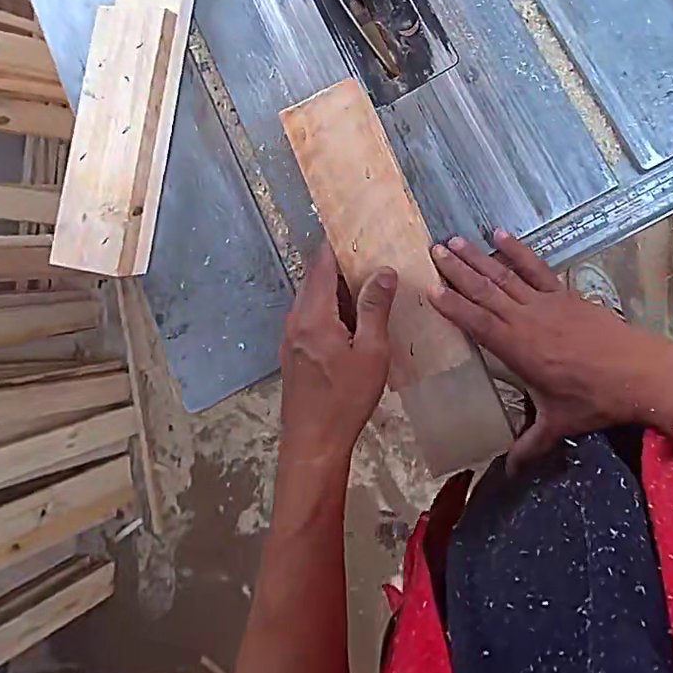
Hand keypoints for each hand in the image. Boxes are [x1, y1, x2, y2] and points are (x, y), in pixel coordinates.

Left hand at [278, 242, 393, 469]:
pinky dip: (329, 306)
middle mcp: (295, 322)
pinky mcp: (293, 354)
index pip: (321, 267)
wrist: (313, 444)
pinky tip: (350, 316)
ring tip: (364, 280)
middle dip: (337, 263)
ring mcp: (290, 339)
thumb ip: (375, 309)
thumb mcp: (371, 352)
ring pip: (311, 299)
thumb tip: (382, 272)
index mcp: (313, 317)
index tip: (350, 228)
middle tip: (367, 252)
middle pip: (313, 280)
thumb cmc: (346, 398)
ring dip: (334, 286)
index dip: (334, 245)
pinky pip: (310, 316)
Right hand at [429, 230, 672, 471]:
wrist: (636, 371)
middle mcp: (526, 319)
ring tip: (456, 240)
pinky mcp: (564, 293)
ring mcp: (546, 302)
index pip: (476, 323)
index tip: (429, 288)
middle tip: (434, 250)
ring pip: (504, 275)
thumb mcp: (557, 424)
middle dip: (457, 271)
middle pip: (485, 291)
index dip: (452, 305)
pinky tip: (501, 235)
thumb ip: (529, 445)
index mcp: (517, 348)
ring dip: (479, 257)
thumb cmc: (593, 399)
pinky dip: (518, 251)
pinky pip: (536, 268)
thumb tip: (508, 472)